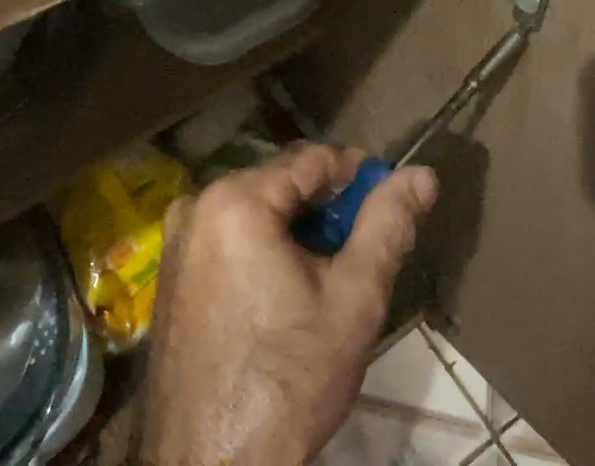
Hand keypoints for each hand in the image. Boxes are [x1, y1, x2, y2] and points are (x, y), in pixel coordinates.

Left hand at [140, 145, 438, 465]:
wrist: (212, 462)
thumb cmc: (289, 377)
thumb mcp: (354, 297)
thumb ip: (388, 226)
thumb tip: (422, 174)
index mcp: (235, 200)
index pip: (312, 159)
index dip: (358, 175)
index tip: (389, 203)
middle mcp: (195, 206)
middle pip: (279, 183)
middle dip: (326, 207)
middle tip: (362, 250)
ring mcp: (176, 243)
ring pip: (254, 213)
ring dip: (296, 230)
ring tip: (329, 277)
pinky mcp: (171, 277)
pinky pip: (227, 240)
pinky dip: (263, 251)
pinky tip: (287, 295)